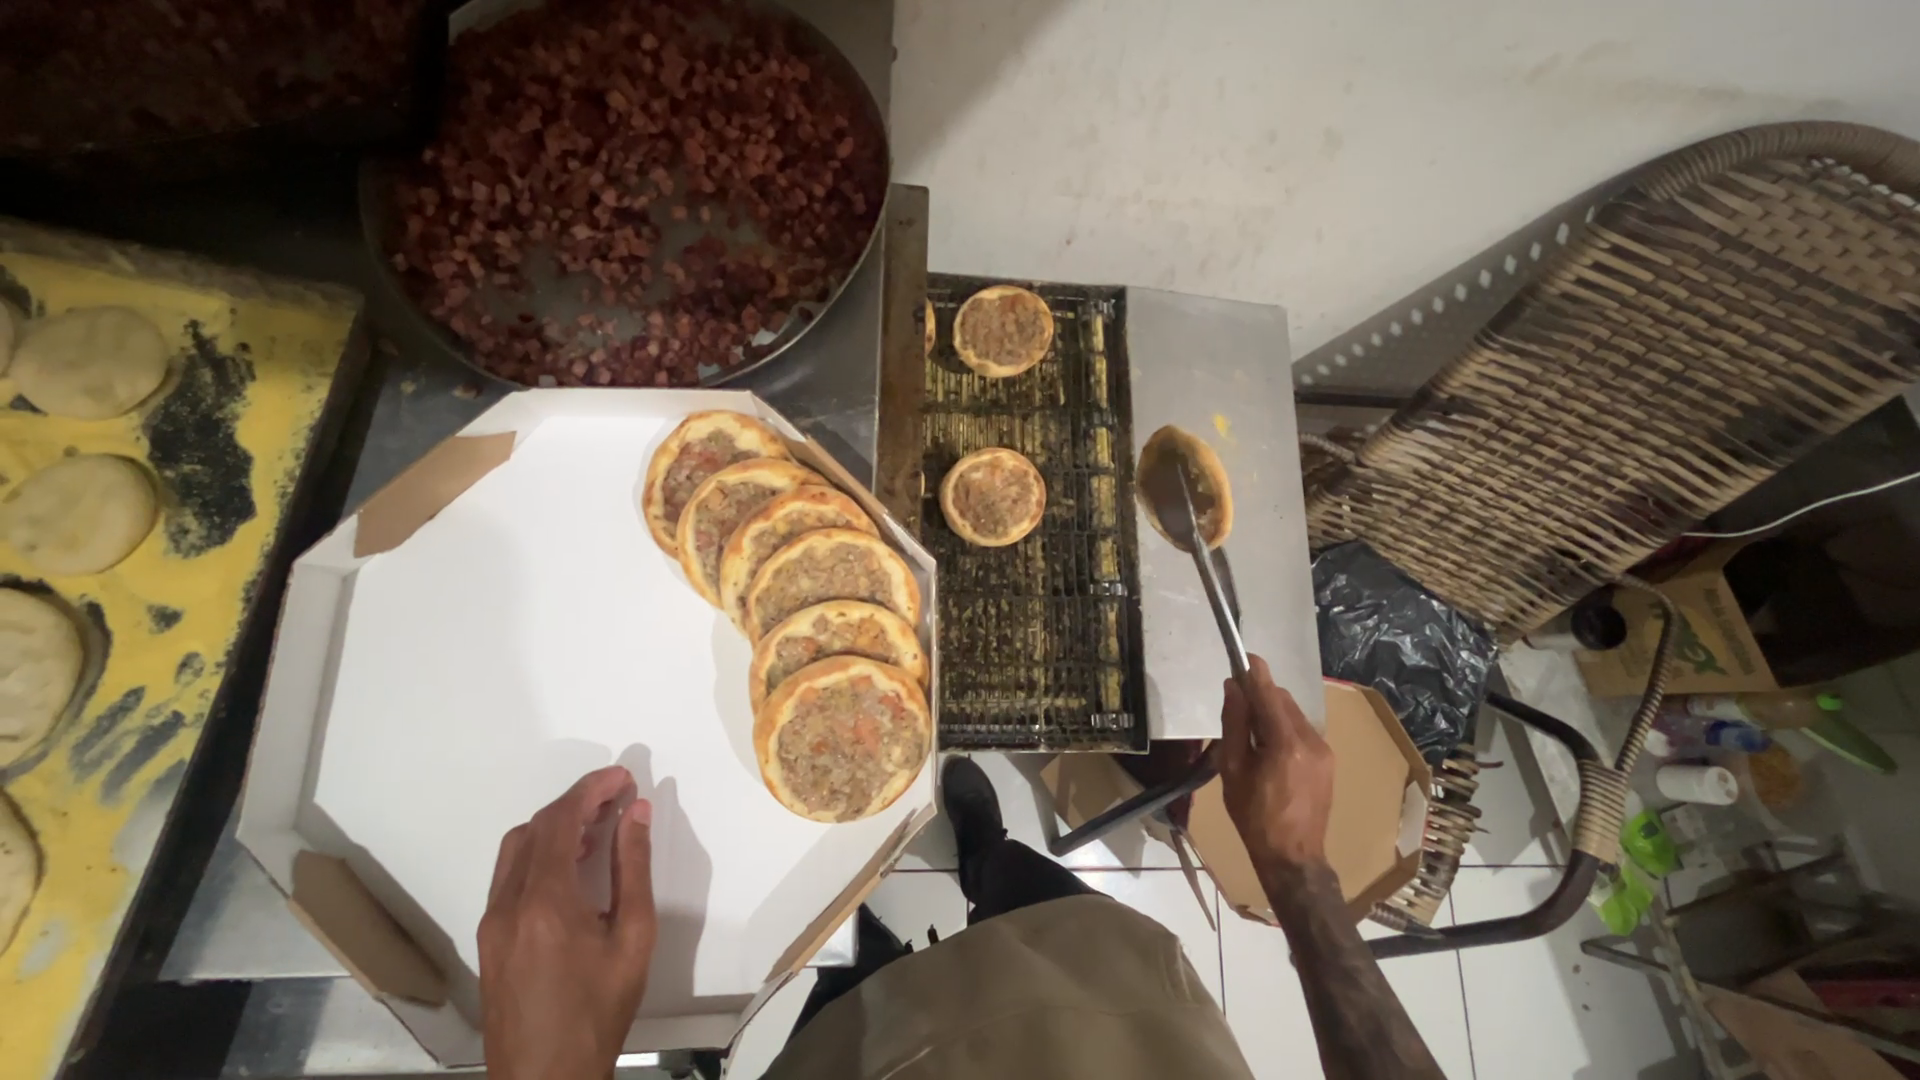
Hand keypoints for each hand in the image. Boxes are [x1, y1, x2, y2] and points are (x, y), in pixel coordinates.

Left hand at [479, 766, 656, 1079]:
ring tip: (600, 825)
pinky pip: (511, 875)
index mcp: (545, 901)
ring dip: (557, 825)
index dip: (592, 789)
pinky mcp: (489, 939)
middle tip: (620, 795)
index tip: (624, 776)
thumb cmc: (600, 1008)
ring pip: (517, 848)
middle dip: (578, 801)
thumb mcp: (633, 936)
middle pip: (536, 828)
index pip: (561, 820)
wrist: (546, 1078)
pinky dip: (542, 852)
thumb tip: (636, 813)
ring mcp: (492, 922)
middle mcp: (508, 904)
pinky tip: (574, 864)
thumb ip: (633, 867)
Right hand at [1218, 655, 1334, 871]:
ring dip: (1272, 712)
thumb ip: (1234, 724)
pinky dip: (1283, 728)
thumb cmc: (1254, 815)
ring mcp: (1325, 751)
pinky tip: (1268, 747)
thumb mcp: (1232, 768)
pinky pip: (1302, 731)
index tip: (1244, 655)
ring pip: (1293, 715)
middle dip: (1261, 695)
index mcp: (1286, 743)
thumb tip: (1234, 688)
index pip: (1269, 694)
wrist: (1293, 857)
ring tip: (1249, 732)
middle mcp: (1311, 740)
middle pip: (1282, 701)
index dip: (1256, 673)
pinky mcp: (1328, 762)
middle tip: (1236, 704)